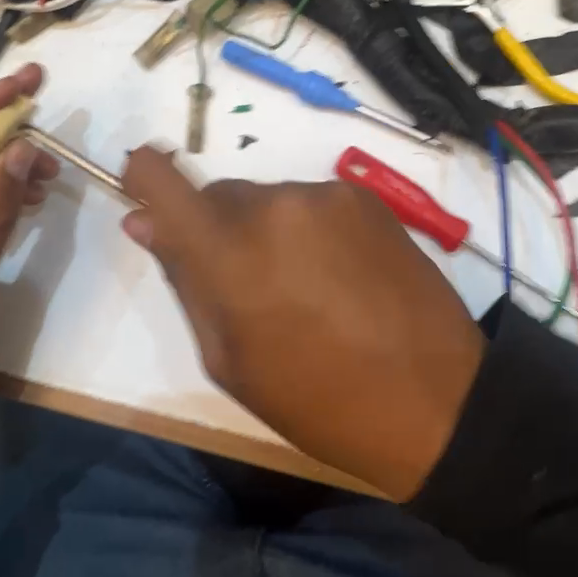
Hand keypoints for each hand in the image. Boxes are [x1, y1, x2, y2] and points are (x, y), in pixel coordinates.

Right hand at [119, 149, 484, 498]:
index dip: (144, 176)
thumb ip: (186, 283)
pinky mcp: (366, 197)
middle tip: (247, 287)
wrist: (436, 400)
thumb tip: (145, 225)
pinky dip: (309, 230)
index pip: (162, 178)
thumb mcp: (230, 361)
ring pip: (267, 201)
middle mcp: (273, 205)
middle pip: (218, 196)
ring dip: (267, 232)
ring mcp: (325, 196)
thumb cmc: (318, 400)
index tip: (142, 189)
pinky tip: (339, 275)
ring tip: (305, 290)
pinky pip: (311, 203)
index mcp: (229, 253)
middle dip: (216, 230)